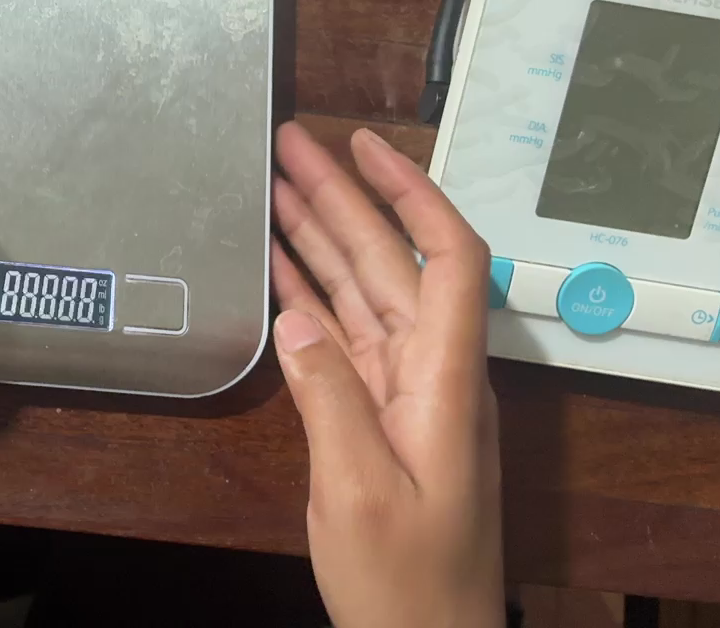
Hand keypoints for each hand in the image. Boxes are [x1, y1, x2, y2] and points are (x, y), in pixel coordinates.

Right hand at [270, 121, 503, 627]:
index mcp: (443, 377)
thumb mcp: (363, 493)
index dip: (411, 195)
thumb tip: (294, 318)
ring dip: (316, 229)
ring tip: (273, 181)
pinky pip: (331, 323)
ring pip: (353, 283)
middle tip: (289, 143)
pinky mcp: (362, 397)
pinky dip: (302, 283)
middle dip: (341, 195)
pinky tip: (273, 253)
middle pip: (385, 259)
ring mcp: (391, 379)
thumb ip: (330, 400)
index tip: (366, 148)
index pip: (447, 261)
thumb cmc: (404, 577)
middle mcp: (423, 363)